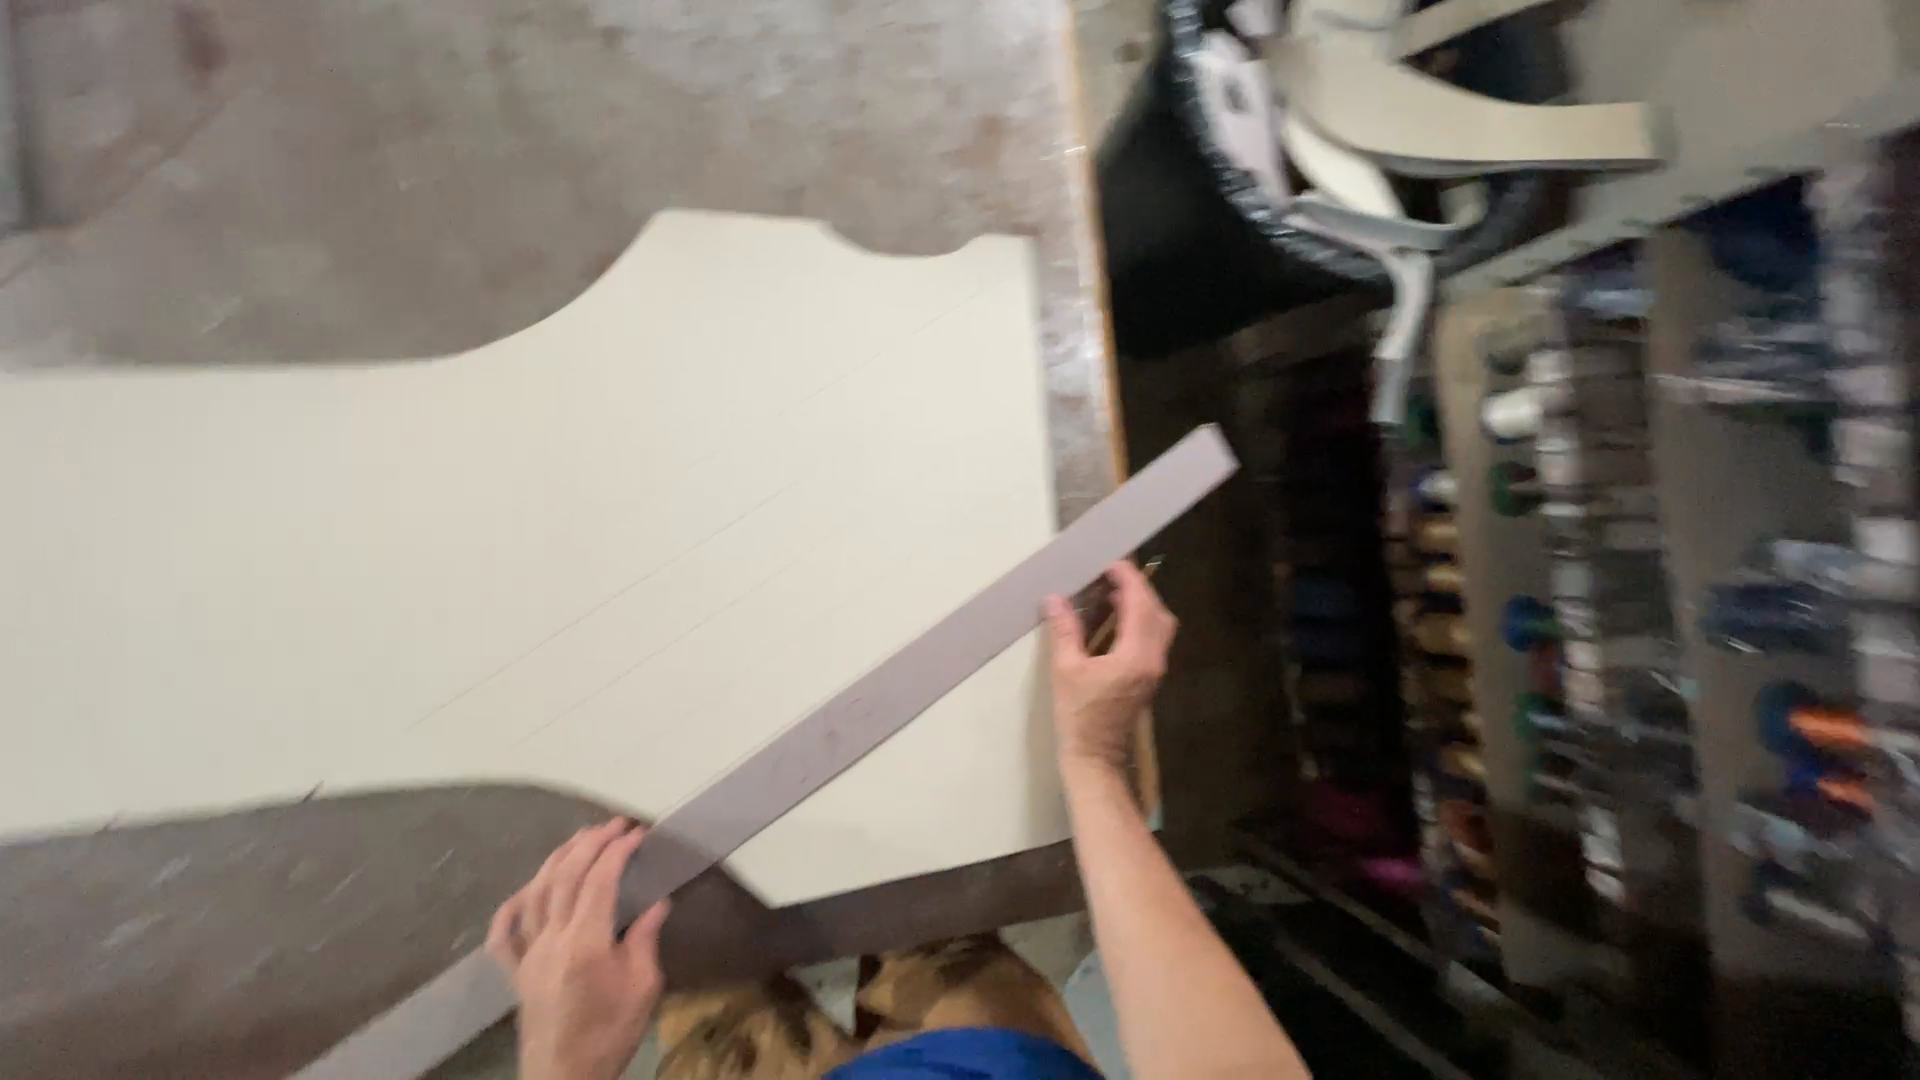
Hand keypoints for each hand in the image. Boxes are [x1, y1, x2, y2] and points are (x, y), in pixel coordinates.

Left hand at [487, 818, 672, 1079]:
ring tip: (579, 839)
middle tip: (614, 826)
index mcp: (585, 944)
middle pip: (565, 878)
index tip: (637, 833)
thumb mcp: (643, 988)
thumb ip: (644, 941)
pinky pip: (503, 936)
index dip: (617, 851)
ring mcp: (528, 957)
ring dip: (557, 861)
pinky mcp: (516, 975)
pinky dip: (511, 907)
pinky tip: (525, 891)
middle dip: (590, 844)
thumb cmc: (610, 1034)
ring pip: (535, 895)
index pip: (599, 882)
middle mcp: (551, 942)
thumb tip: (656, 904)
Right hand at [1045, 560, 1177, 775]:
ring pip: (1158, 625)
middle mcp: (1153, 659)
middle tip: (1109, 576)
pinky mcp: (1147, 677)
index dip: (1127, 579)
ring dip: (1139, 604)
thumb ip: (1065, 631)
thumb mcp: (1065, 670)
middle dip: (1137, 588)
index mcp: (1136, 655)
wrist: (1095, 757)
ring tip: (1110, 593)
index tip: (1108, 563)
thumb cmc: (1079, 715)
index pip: (1140, 604)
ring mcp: (1153, 669)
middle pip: (1157, 612)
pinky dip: (1137, 621)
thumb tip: (1055, 599)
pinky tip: (1113, 619)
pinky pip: (1151, 638)